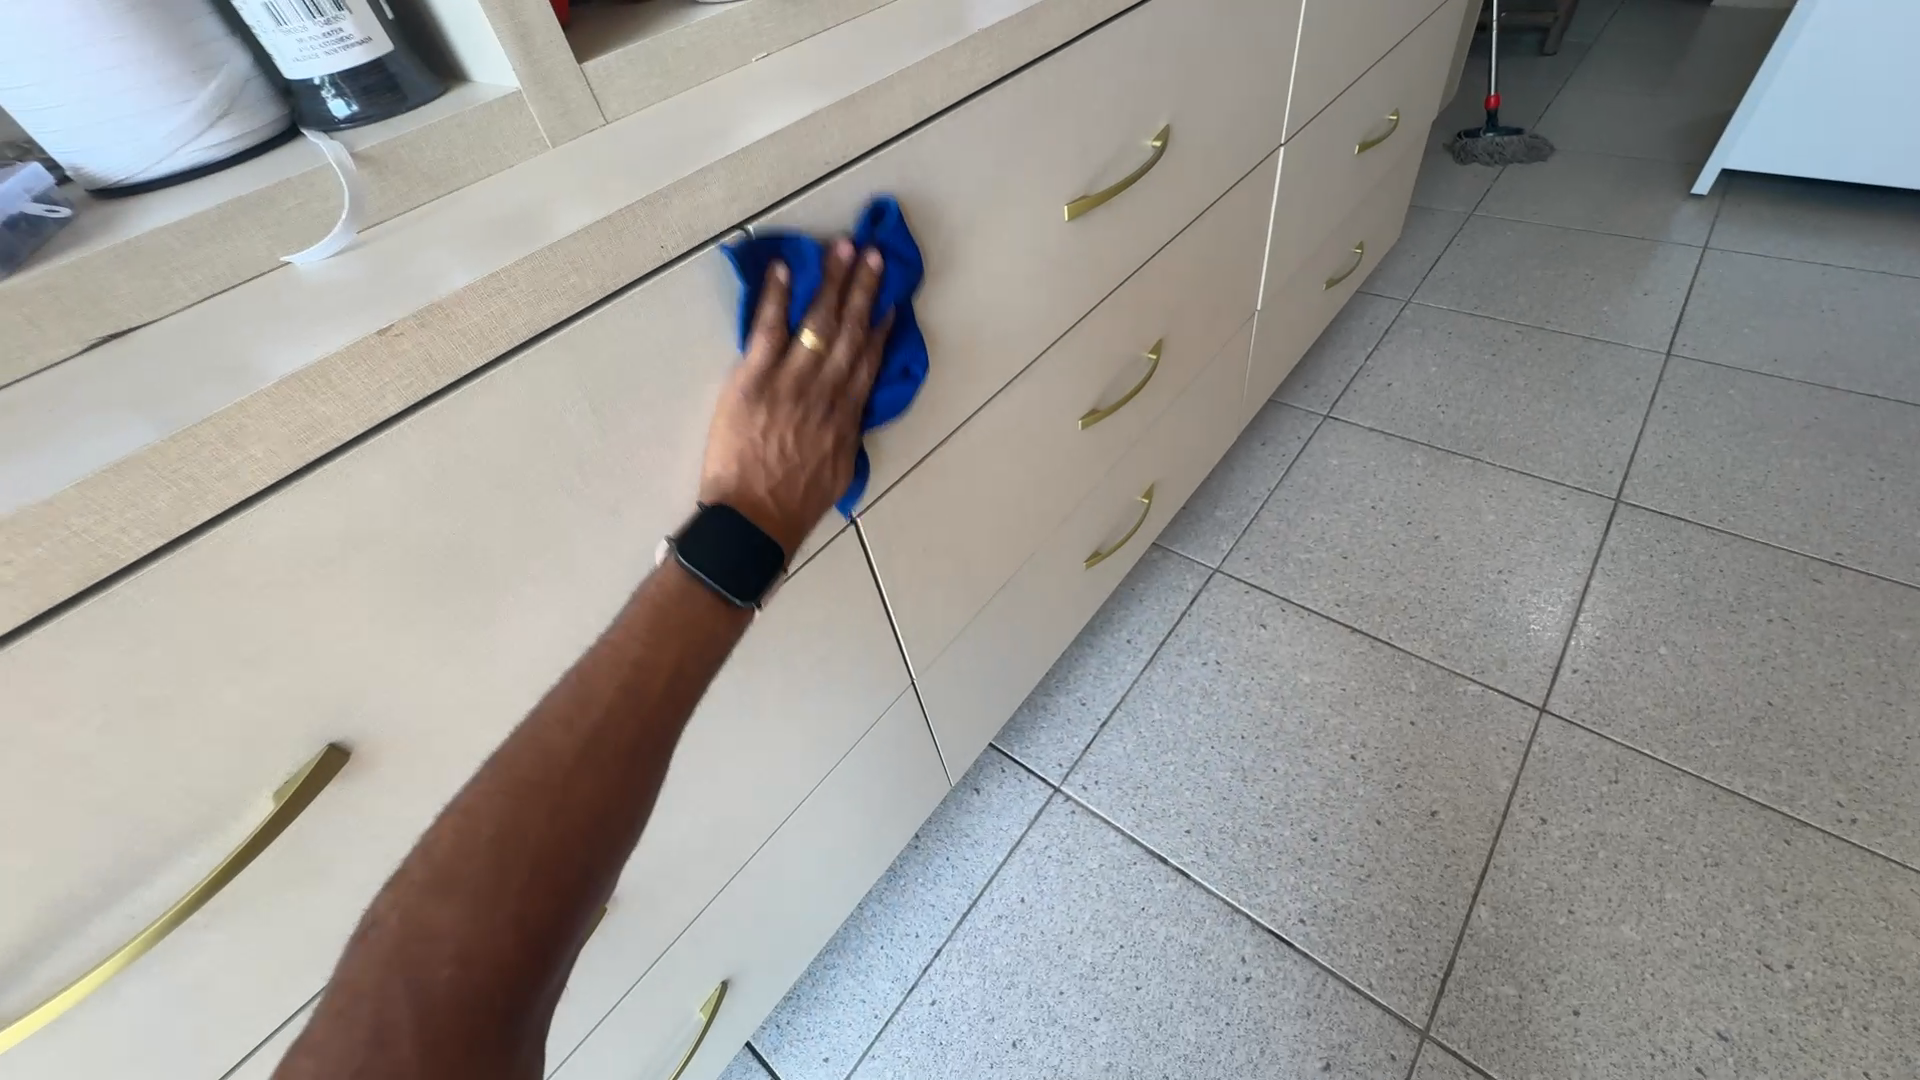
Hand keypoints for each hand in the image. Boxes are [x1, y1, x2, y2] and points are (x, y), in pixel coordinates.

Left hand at [699, 238, 890, 557]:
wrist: (754, 520)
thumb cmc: (796, 504)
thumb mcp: (839, 473)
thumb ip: (847, 436)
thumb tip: (851, 410)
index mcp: (846, 417)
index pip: (868, 363)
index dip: (881, 329)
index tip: (890, 303)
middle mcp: (824, 393)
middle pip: (849, 333)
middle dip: (863, 291)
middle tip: (874, 255)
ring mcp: (789, 384)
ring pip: (817, 324)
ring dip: (831, 283)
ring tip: (843, 248)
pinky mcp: (753, 382)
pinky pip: (768, 332)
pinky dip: (777, 299)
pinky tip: (786, 269)